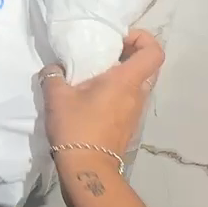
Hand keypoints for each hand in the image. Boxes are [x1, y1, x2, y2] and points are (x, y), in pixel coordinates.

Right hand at [41, 30, 164, 156]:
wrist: (88, 168)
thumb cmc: (77, 127)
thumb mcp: (57, 96)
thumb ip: (53, 76)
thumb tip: (54, 68)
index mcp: (126, 81)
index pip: (153, 52)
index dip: (142, 38)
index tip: (119, 38)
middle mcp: (137, 93)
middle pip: (147, 65)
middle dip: (129, 54)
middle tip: (105, 52)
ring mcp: (135, 110)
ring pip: (138, 82)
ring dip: (121, 74)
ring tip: (94, 74)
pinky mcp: (128, 123)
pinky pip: (128, 98)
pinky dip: (116, 90)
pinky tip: (92, 96)